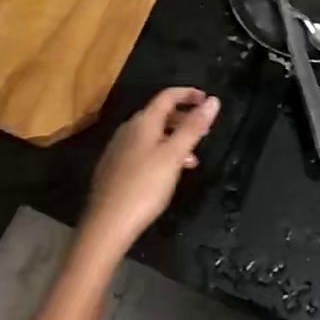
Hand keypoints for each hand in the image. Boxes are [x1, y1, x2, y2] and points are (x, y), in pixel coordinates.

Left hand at [81, 87, 220, 252]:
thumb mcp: (174, 156)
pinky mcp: (113, 168)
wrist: (106, 225)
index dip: (188, 94)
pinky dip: (160, 153)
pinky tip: (166, 175)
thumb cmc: (144, 187)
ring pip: (151, 135)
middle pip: (159, 115)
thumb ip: (193, 127)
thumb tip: (213, 100)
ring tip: (190, 160)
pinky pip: (141, 150)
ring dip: (173, 140)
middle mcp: (128, 129)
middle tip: (203, 132)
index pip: (168, 96)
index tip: (207, 100)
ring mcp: (118, 149)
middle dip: (183, 119)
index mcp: (143, 122)